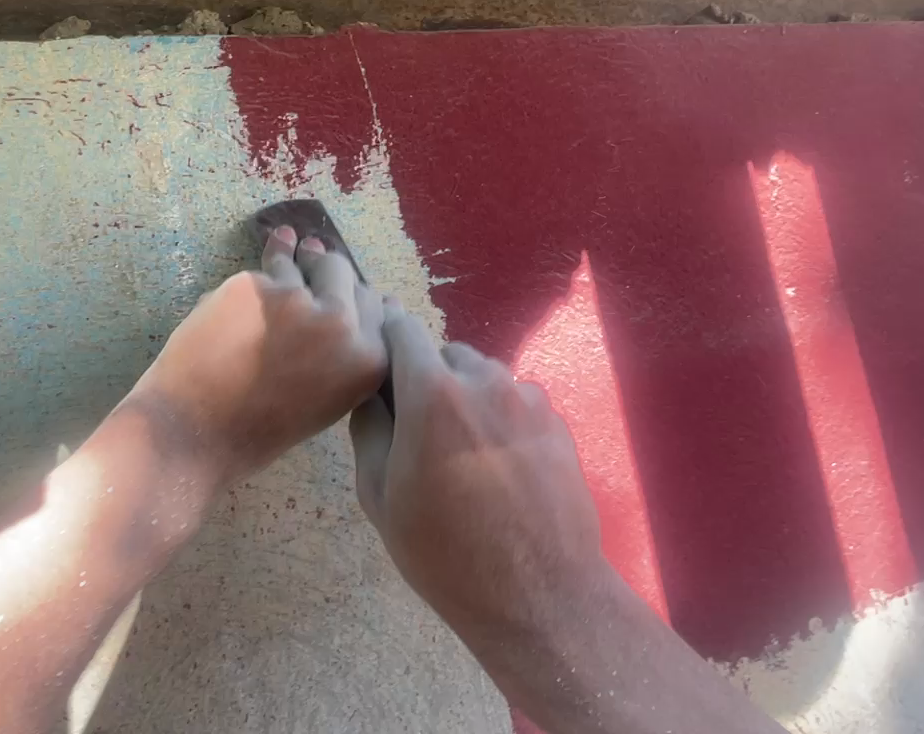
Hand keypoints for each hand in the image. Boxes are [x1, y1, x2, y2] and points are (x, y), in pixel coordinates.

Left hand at [128, 225, 387, 488]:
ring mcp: (296, 300)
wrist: (195, 434)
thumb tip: (349, 304)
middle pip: (341, 270)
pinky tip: (246, 287)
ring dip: (290, 257)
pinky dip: (253, 281)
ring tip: (287, 245)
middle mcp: (341, 324)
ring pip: (300, 260)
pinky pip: (260, 272)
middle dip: (325, 268)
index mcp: (368, 360)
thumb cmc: (260, 430)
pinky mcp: (254, 286)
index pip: (375, 303)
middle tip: (314, 259)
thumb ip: (344, 354)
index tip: (344, 286)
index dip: (356, 293)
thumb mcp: (327, 399)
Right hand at [350, 304, 612, 649]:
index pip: (401, 327)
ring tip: (465, 450)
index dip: (386, 334)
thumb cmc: (445, 553)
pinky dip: (500, 413)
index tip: (379, 353)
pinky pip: (514, 397)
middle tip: (422, 428)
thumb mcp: (378, 495)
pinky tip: (501, 462)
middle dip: (427, 376)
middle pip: (443, 352)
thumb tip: (372, 391)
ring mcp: (525, 395)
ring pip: (481, 373)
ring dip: (466, 394)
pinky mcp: (554, 417)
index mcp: (432, 392)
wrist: (540, 597)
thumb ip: (368, 427)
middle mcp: (482, 378)